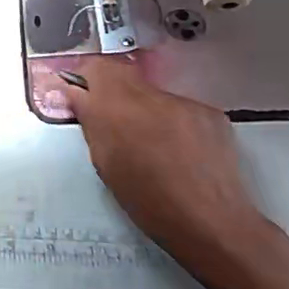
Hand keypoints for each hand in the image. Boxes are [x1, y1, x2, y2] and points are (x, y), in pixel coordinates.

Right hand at [64, 58, 271, 270]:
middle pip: (123, 73)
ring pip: (153, 94)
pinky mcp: (208, 111)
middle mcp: (148, 95)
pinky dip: (174, 123)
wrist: (208, 220)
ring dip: (146, 110)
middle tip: (114, 120)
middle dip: (113, 92)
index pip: (94, 69)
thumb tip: (79, 99)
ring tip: (154, 144)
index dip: (86, 79)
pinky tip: (181, 151)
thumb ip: (92, 124)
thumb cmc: (147, 202)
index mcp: (114, 109)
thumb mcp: (105, 165)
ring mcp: (182, 101)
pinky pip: (180, 108)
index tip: (83, 96)